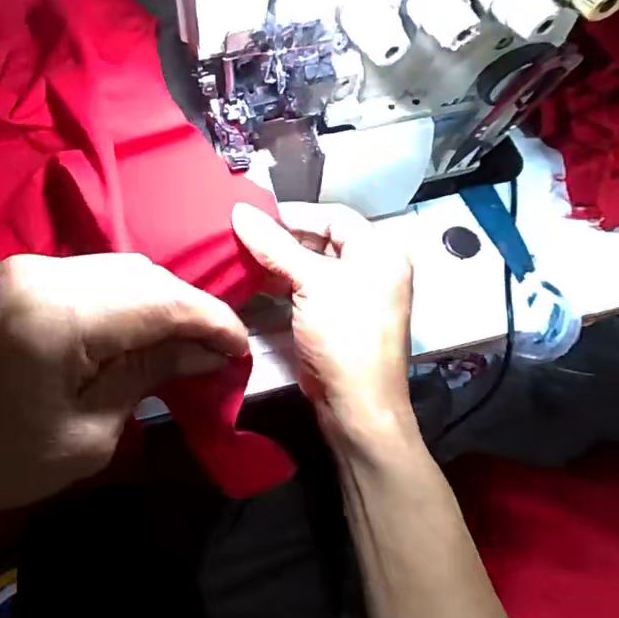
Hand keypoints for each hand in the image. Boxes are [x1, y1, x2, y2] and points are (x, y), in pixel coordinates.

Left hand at [0, 253, 249, 534]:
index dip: (213, 323)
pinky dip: (130, 300)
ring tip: (185, 343)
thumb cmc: (0, 464)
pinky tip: (142, 330)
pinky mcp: (20, 276)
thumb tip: (210, 352)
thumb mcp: (91, 433)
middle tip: (217, 352)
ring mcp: (27, 268)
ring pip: (125, 271)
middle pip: (147, 278)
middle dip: (192, 312)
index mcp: (58, 317)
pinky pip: (96, 276)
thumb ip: (153, 375)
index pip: (163, 302)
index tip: (243, 349)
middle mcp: (43, 275)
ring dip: (163, 303)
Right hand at [231, 202, 414, 448]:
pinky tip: (255, 287)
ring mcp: (356, 298)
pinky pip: (309, 294)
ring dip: (280, 265)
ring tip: (242, 261)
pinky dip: (284, 289)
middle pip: (322, 241)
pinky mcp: (337, 323)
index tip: (254, 217)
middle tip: (243, 238)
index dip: (295, 214)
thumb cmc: (344, 335)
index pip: (335, 216)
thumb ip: (274, 245)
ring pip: (313, 269)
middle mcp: (373, 270)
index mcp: (379, 252)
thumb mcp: (310, 283)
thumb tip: (239, 211)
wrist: (357, 407)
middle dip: (283, 240)